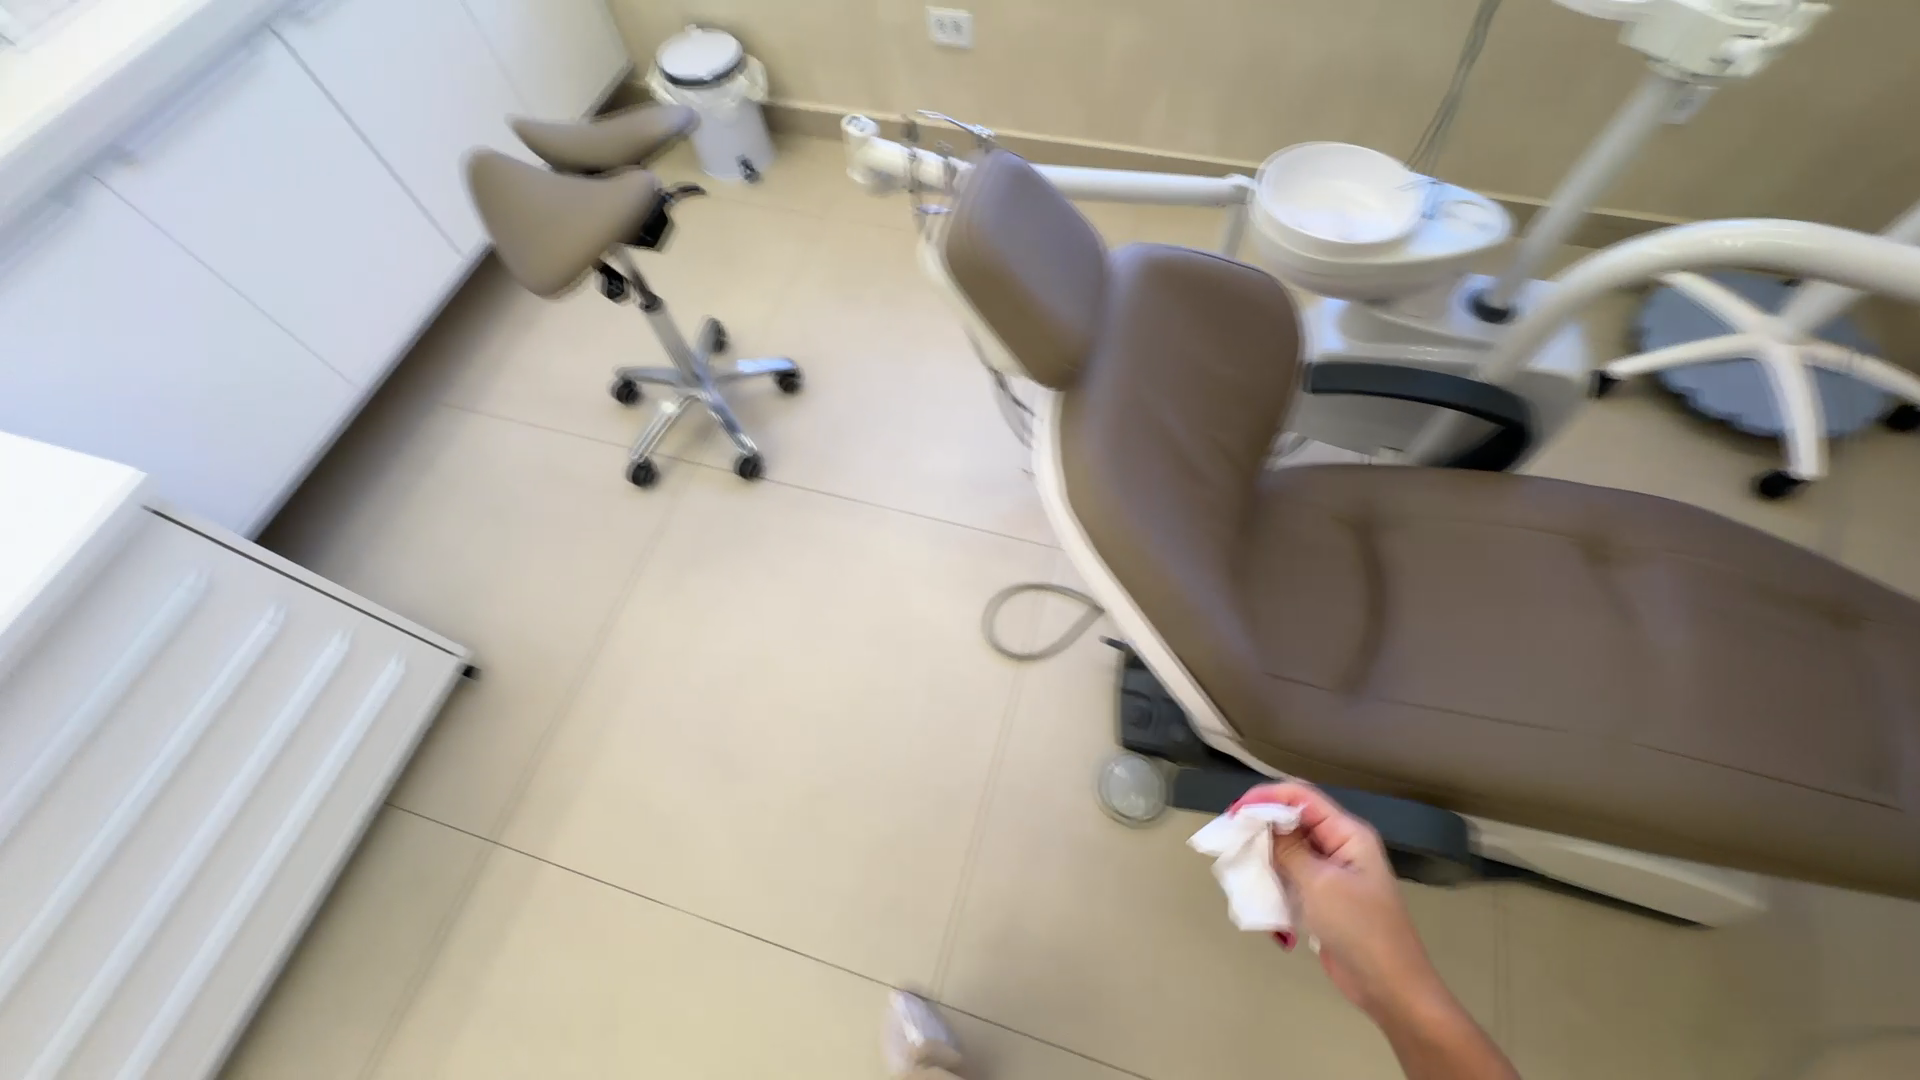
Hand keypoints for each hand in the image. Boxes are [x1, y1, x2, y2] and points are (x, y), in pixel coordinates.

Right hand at [1231, 783, 1443, 1022]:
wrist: (1391, 989)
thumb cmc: (1359, 929)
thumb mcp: (1319, 883)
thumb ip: (1287, 848)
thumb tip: (1261, 820)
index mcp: (1347, 833)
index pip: (1301, 797)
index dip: (1265, 797)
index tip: (1234, 812)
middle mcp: (1340, 845)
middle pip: (1293, 820)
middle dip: (1261, 825)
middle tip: (1229, 838)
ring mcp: (1332, 872)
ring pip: (1288, 848)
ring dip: (1264, 854)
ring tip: (1237, 863)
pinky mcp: (1323, 896)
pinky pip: (1291, 875)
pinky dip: (1273, 877)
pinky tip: (1255, 889)